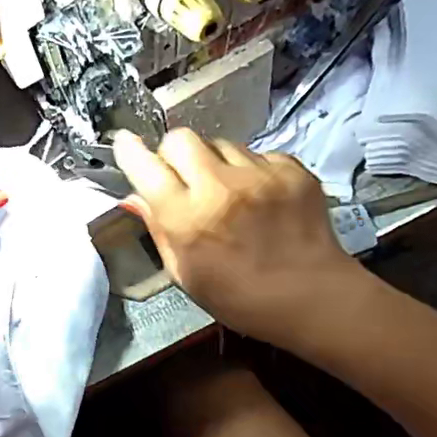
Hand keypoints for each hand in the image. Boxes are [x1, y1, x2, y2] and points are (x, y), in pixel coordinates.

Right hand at [112, 128, 370, 346]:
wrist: (311, 297)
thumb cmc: (239, 298)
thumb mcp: (186, 274)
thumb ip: (159, 230)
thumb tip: (136, 197)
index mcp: (187, 218)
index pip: (145, 165)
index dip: (130, 151)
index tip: (125, 144)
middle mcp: (220, 186)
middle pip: (181, 138)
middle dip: (174, 153)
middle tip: (182, 176)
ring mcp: (259, 173)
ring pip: (221, 143)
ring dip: (214, 162)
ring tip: (227, 192)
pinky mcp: (291, 169)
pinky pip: (257, 154)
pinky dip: (250, 171)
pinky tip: (259, 198)